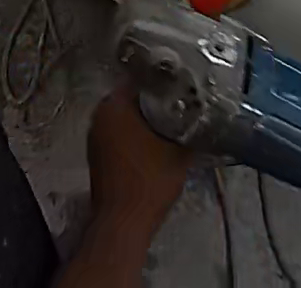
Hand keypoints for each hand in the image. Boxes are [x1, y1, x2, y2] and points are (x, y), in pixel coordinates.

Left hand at [86, 87, 195, 230]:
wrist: (123, 225)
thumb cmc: (149, 180)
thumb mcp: (179, 149)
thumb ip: (191, 126)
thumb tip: (205, 112)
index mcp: (114, 105)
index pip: (141, 77)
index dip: (163, 76)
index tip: (182, 78)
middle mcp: (100, 115)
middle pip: (132, 94)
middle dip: (156, 96)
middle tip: (181, 96)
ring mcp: (95, 136)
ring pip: (126, 113)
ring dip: (146, 114)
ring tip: (173, 114)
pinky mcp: (97, 154)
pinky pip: (120, 130)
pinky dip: (136, 130)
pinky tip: (156, 136)